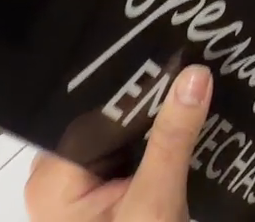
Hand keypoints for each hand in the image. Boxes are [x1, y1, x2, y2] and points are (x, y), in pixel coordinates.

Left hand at [25, 65, 211, 221]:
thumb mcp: (154, 205)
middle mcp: (60, 176)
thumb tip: (196, 72)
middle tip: (197, 54)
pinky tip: (193, 113)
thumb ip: (172, 139)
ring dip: (161, 115)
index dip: (138, 78)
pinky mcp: (107, 198)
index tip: (180, 49)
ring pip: (125, 133)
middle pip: (111, 117)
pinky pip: (133, 152)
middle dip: (154, 94)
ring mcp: (83, 188)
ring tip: (200, 73)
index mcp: (54, 176)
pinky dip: (161, 138)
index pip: (98, 106)